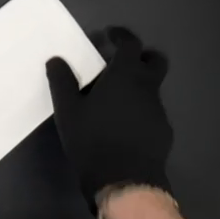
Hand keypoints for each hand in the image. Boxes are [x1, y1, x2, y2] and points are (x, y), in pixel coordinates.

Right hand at [46, 27, 172, 211]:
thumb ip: (62, 82)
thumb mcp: (69, 111)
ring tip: (116, 102)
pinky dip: (141, 111)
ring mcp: (159, 110)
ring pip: (153, 88)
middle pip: (155, 61)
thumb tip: (56, 60)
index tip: (110, 36)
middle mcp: (147, 87)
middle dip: (142, 57)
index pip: (131, 43)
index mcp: (125, 75)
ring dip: (138, 87)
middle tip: (121, 65)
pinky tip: (125, 127)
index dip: (121, 36)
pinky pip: (153, 112)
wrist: (126, 182)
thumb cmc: (93, 140)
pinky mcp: (164, 132)